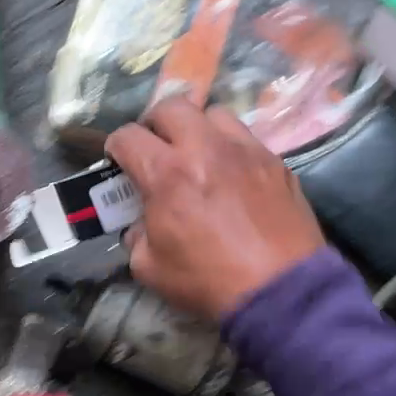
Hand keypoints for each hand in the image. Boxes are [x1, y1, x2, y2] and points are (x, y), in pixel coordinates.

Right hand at [107, 97, 326, 317]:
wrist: (279, 289)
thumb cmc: (207, 281)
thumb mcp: (149, 267)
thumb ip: (137, 236)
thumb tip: (141, 224)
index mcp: (166, 174)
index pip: (128, 137)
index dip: (115, 147)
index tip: (118, 160)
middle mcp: (205, 149)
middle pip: (171, 106)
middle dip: (154, 123)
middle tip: (155, 148)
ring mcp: (245, 150)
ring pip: (213, 113)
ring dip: (196, 129)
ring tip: (196, 155)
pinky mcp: (275, 161)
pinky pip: (245, 138)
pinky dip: (228, 148)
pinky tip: (229, 176)